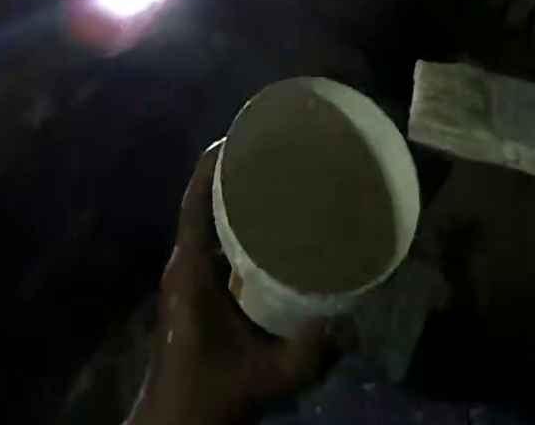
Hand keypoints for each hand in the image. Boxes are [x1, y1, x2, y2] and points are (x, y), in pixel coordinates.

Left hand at [126, 142, 331, 424]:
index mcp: (189, 270)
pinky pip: (209, 246)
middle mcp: (183, 265)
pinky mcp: (193, 292)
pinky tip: (259, 232)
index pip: (193, 205)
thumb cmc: (212, 393)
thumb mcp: (266, 377)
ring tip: (264, 183)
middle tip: (261, 157)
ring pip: (203, 225)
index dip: (209, 170)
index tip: (232, 140)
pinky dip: (228, 229)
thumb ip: (310, 353)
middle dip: (224, 178)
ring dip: (226, 203)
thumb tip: (352, 324)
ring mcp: (185, 278)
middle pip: (199, 206)